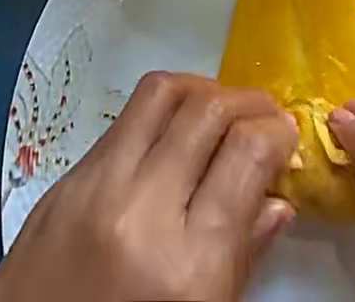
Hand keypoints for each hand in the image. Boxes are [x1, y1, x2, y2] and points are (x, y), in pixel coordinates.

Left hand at [0, 71, 298, 301]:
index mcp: (187, 267)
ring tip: (223, 106)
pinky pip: (124, 118)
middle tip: (265, 112)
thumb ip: (242, 258)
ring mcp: (96, 185)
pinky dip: (161, 110)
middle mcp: (141, 209)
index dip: (276, 132)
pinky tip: (176, 129)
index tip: (288, 133)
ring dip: (203, 88)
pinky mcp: (66, 177)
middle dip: (247, 101)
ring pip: (160, 93)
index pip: (245, 155)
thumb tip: (277, 198)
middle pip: (205, 110)